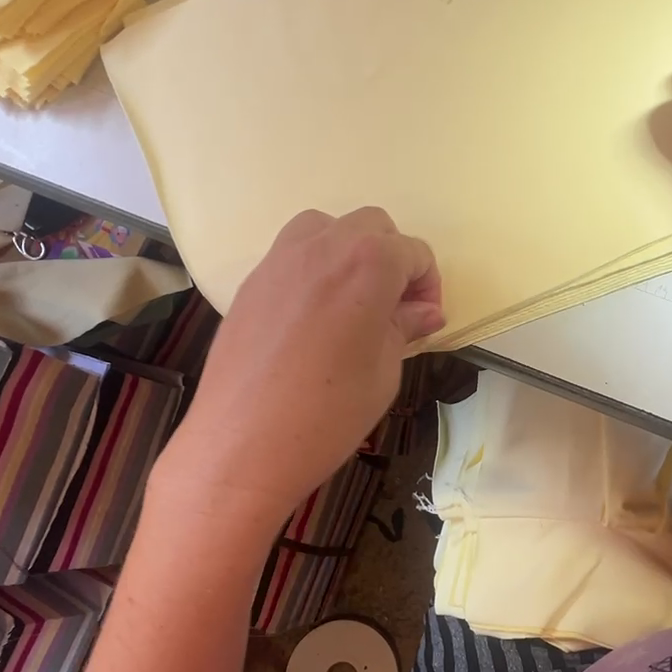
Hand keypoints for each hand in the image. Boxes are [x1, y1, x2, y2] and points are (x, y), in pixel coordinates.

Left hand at [155, 208, 442, 527]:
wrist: (243, 444)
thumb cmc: (329, 412)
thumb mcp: (384, 371)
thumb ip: (404, 328)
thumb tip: (425, 312)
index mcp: (368, 263)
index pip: (414, 253)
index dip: (428, 285)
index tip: (424, 321)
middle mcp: (324, 246)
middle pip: (372, 227)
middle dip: (392, 259)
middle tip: (393, 309)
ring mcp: (280, 259)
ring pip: (326, 229)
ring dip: (348, 252)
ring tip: (351, 302)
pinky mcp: (251, 281)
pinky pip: (292, 255)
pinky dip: (313, 269)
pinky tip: (312, 319)